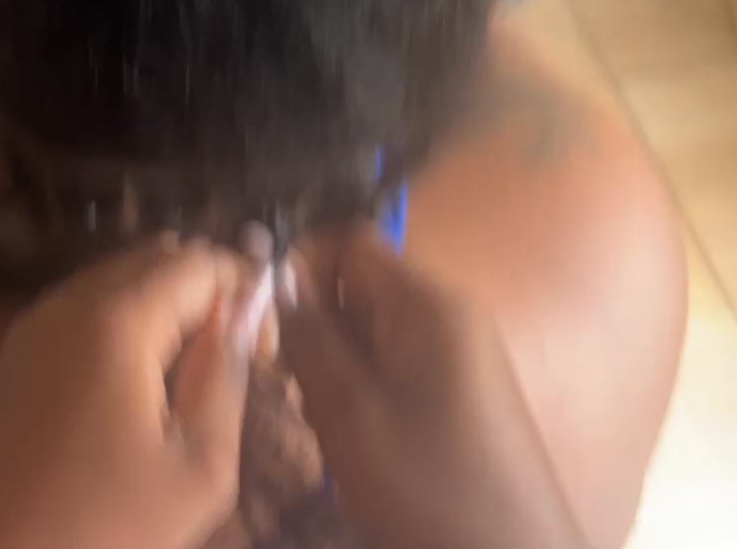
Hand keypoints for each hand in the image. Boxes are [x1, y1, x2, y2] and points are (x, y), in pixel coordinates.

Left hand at [0, 238, 274, 548]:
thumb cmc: (105, 526)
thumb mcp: (197, 467)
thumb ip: (225, 375)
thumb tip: (242, 314)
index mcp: (117, 318)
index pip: (196, 260)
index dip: (241, 287)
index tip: (262, 346)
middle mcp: (73, 297)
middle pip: (158, 256)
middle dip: (206, 288)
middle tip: (234, 355)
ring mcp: (40, 316)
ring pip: (121, 273)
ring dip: (167, 299)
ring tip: (192, 367)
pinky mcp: (22, 341)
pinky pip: (88, 299)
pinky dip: (127, 313)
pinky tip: (140, 374)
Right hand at [281, 232, 589, 548]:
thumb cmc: (432, 494)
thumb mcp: (350, 411)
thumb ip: (307, 333)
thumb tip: (277, 274)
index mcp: (428, 304)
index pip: (349, 241)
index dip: (304, 267)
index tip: (276, 323)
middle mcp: (448, 316)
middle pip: (356, 286)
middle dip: (318, 329)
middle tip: (309, 392)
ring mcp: (459, 357)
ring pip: (367, 331)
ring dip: (335, 368)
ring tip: (336, 429)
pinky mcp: (460, 395)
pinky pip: (391, 367)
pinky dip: (363, 394)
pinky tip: (361, 444)